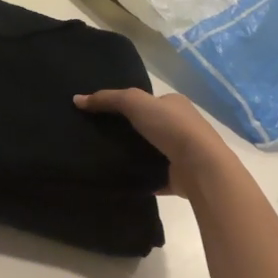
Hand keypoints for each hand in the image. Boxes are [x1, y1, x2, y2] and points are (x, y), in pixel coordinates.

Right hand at [74, 89, 233, 196]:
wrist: (201, 167)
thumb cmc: (171, 127)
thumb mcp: (134, 102)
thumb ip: (107, 99)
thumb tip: (76, 99)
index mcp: (175, 105)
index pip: (147, 101)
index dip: (126, 105)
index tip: (102, 114)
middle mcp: (181, 127)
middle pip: (147, 126)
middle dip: (127, 131)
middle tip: (97, 135)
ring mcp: (181, 153)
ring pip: (150, 151)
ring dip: (133, 154)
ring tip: (102, 156)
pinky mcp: (178, 177)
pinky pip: (152, 175)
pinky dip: (139, 177)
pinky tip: (119, 178)